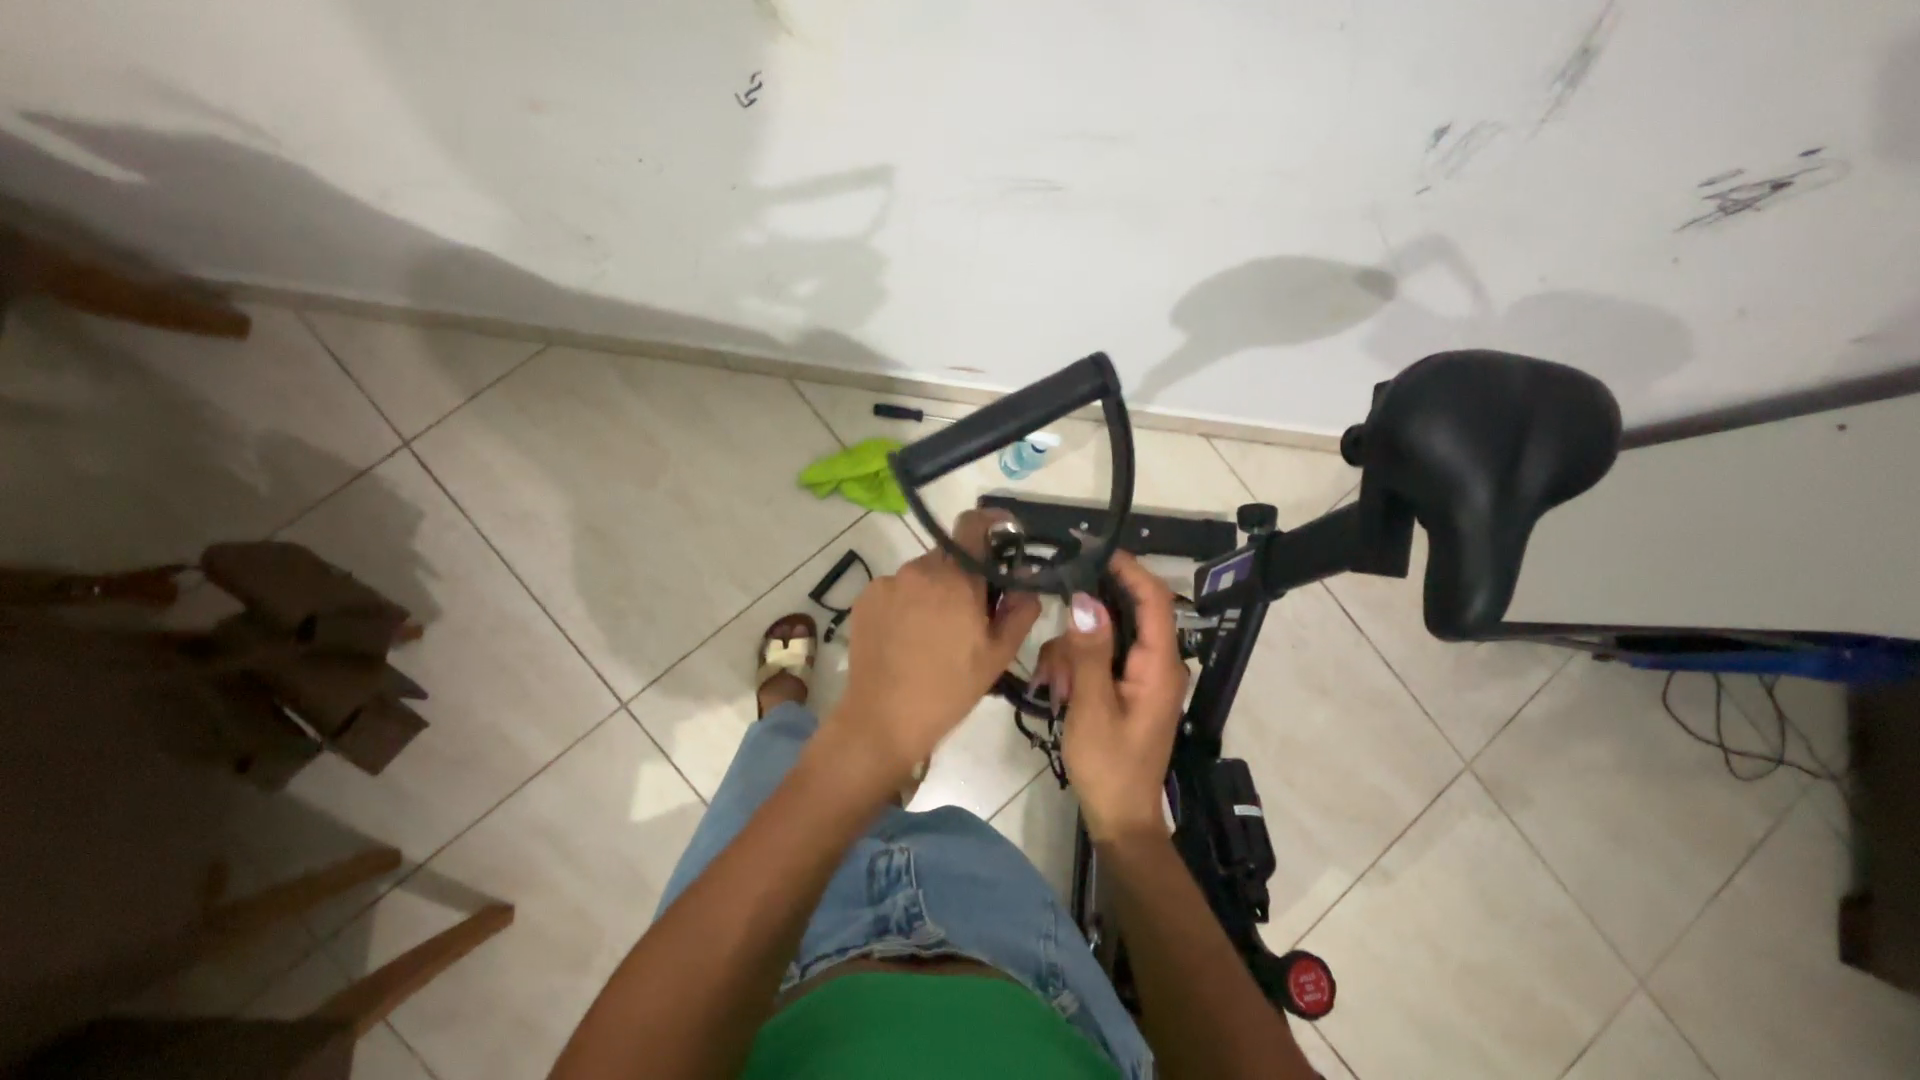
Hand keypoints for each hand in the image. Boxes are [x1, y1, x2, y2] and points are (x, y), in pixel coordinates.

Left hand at [830, 509, 1041, 787]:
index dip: (992, 522)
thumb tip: (1027, 578)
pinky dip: (908, 603)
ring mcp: (888, 583)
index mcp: (956, 579)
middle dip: (964, 574)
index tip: (1004, 535)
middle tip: (972, 611)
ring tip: (937, 633)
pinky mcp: (866, 599)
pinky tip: (909, 637)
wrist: (884, 718)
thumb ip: (1020, 609)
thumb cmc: (949, 689)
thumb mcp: (998, 654)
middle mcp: (919, 570)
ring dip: (935, 590)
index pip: (973, 524)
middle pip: (950, 555)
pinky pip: (897, 589)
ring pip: (922, 574)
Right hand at [1033, 551, 1189, 842]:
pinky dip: (1075, 669)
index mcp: (1160, 666)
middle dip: (1083, 626)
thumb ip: (1090, 651)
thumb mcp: (1092, 707)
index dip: (1129, 569)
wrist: (1119, 818)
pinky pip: (1099, 661)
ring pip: (1103, 639)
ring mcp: (1141, 677)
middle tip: (1054, 649)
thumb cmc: (1109, 765)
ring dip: (1072, 654)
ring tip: (1053, 688)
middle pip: (1122, 616)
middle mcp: (1157, 664)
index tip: (1094, 549)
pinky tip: (1058, 693)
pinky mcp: (1125, 689)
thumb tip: (1084, 600)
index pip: (1154, 600)